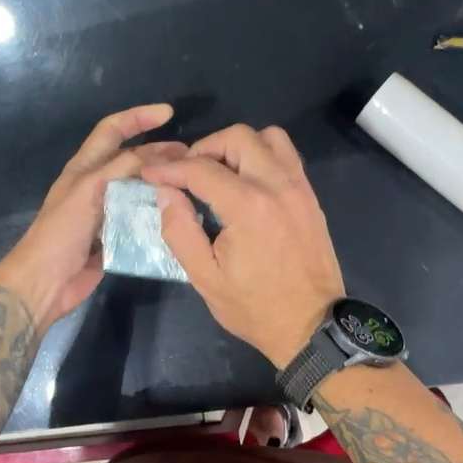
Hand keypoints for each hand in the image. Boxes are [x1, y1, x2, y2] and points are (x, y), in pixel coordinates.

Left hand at [0, 104, 184, 329]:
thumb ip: (120, 168)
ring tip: (189, 188)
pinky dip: (158, 218)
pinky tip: (178, 218)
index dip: (137, 117)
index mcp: (84, 168)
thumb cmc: (60, 233)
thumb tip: (158, 155)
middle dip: (158, 154)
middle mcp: (96, 186)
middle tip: (190, 158)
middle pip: (131, 161)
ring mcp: (106, 214)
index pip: (112, 130)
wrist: (45, 283)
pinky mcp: (115, 240)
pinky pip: (140, 222)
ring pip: (139, 192)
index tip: (168, 113)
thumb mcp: (88, 191)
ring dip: (162, 187)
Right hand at [142, 124, 345, 365]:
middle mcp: (277, 186)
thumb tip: (167, 194)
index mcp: (248, 206)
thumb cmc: (254, 308)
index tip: (151, 175)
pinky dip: (262, 157)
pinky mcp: (310, 198)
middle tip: (187, 174)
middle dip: (205, 148)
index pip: (201, 169)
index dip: (170, 169)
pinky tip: (246, 183)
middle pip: (238, 137)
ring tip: (220, 173)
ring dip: (238, 147)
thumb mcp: (206, 278)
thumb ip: (181, 232)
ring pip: (269, 138)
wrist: (310, 325)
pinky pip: (287, 157)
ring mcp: (299, 189)